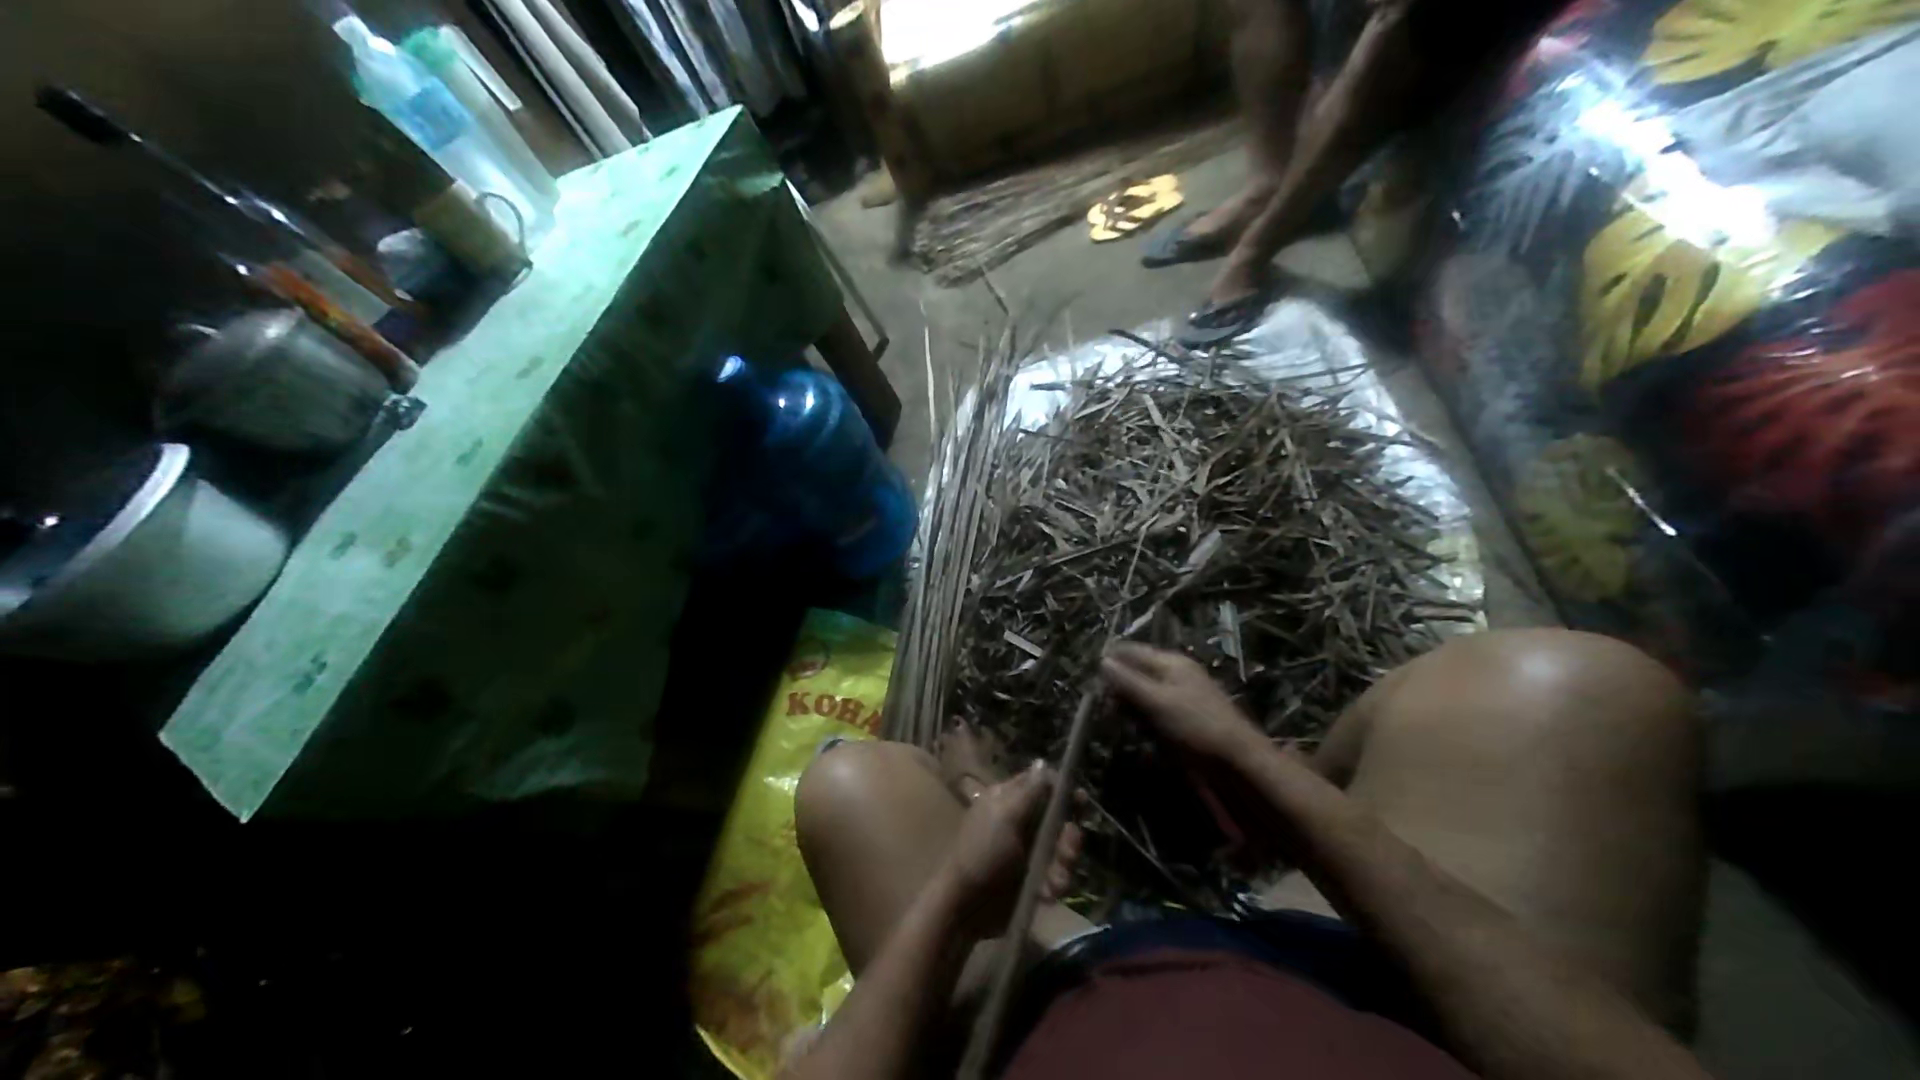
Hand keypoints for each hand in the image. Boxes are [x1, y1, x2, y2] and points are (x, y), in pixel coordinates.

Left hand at [941, 764, 1079, 937]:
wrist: (966, 907)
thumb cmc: (982, 853)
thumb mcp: (1005, 816)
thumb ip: (1029, 791)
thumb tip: (1041, 762)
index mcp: (1010, 800)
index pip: (1043, 784)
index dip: (1063, 790)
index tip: (1080, 801)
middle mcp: (1022, 821)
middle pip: (1060, 818)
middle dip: (1068, 837)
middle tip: (1067, 851)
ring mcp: (1028, 850)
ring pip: (1062, 849)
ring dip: (1064, 865)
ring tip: (1054, 881)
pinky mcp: (1034, 878)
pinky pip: (1056, 874)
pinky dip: (1055, 884)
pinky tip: (1046, 894)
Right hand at [1102, 642, 1264, 763]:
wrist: (1239, 761)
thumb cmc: (1196, 726)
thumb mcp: (1157, 701)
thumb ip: (1128, 680)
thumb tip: (1102, 661)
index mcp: (1171, 662)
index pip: (1132, 651)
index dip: (1111, 661)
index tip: (1091, 680)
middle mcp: (1176, 674)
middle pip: (1137, 672)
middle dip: (1119, 688)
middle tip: (1105, 708)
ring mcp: (1182, 696)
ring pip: (1145, 694)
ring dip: (1131, 707)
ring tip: (1121, 722)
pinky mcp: (1186, 718)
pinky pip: (1156, 712)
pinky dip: (1145, 720)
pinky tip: (1139, 733)